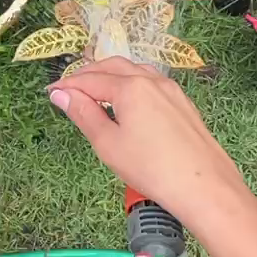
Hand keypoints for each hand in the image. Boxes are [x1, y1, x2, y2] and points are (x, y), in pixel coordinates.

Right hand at [48, 58, 247, 220]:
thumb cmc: (152, 169)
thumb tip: (60, 94)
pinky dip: (130, 84)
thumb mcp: (108, 144)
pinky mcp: (183, 104)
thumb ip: (83, 114)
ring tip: (94, 93)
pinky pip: (150, 82)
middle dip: (87, 75)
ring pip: (133, 71)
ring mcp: (171, 90)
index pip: (90, 79)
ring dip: (110, 76)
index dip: (67, 85)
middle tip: (68, 90)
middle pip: (112, 66)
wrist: (207, 190)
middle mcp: (151, 80)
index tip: (49, 93)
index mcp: (130, 87)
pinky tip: (126, 103)